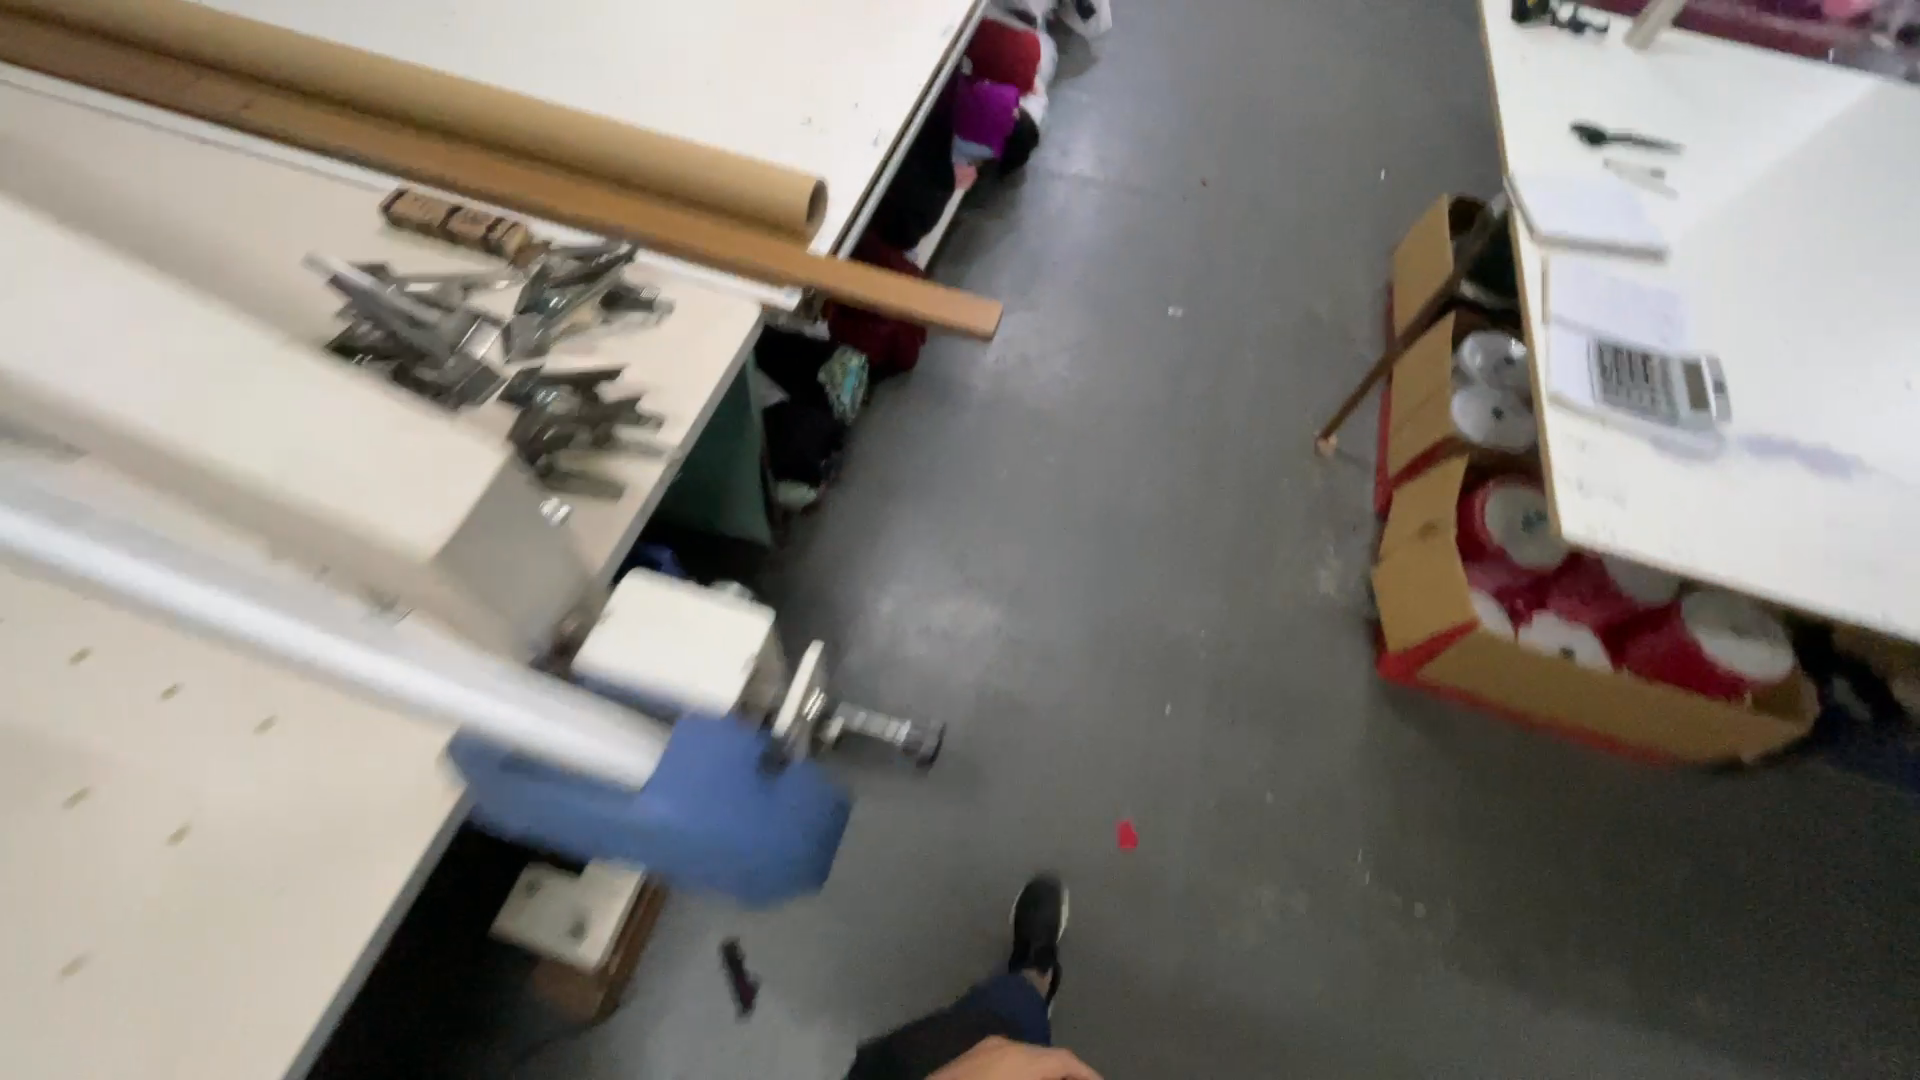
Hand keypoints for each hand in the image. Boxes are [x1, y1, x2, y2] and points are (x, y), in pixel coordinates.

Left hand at [929, 1037, 1102, 1079]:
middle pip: (1046, 1058)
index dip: (1088, 1075)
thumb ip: (1051, 1076)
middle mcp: (1002, 1044)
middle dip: (1065, 1076)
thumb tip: (1069, 1073)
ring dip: (1043, 1075)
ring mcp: (981, 1050)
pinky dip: (1023, 1075)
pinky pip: (1005, 1064)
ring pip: (1025, 1060)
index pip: (1065, 1060)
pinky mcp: (966, 1061)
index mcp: (1019, 1056)